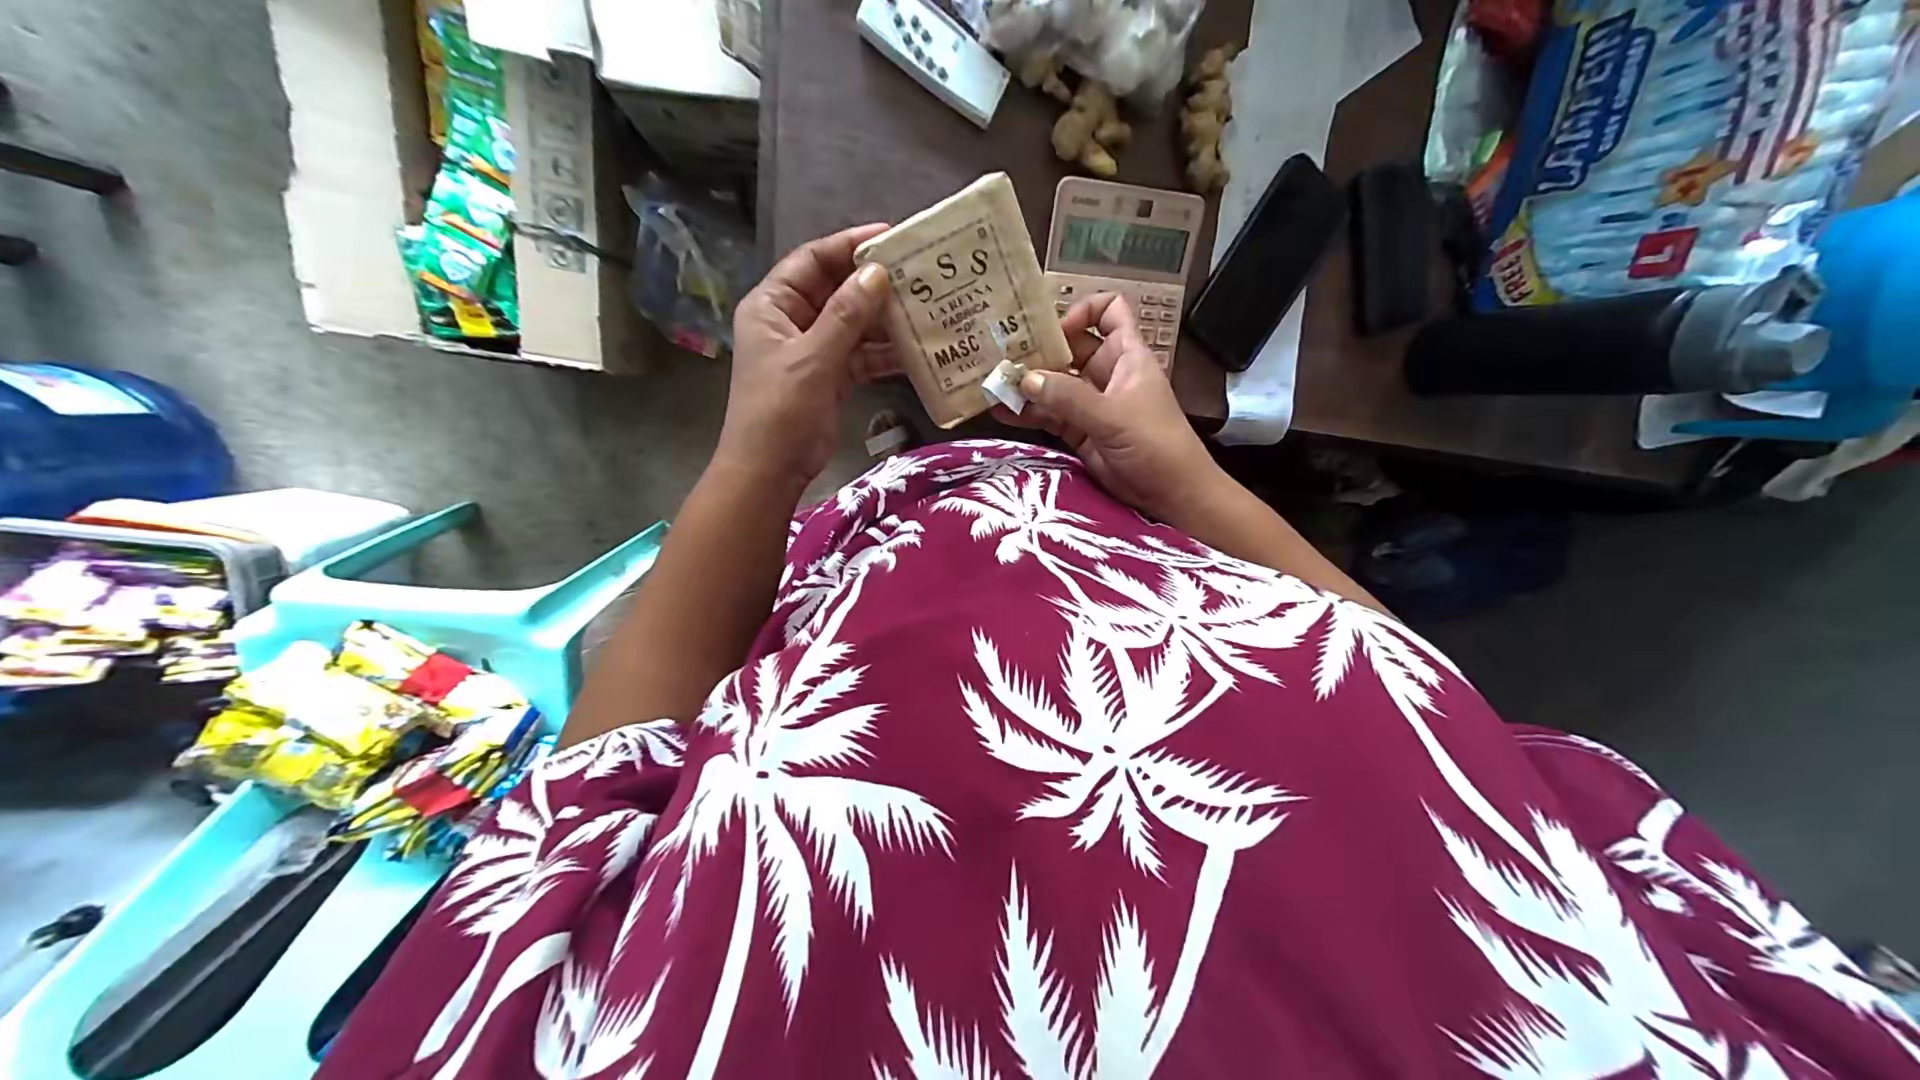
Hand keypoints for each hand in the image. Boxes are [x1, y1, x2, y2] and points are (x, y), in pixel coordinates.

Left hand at [719, 223, 894, 488]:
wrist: (770, 470)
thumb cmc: (779, 410)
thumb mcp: (812, 357)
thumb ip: (846, 315)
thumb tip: (877, 273)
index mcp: (773, 305)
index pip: (812, 261)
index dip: (848, 246)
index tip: (890, 238)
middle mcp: (792, 322)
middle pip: (837, 291)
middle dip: (874, 284)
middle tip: (918, 274)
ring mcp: (813, 350)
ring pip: (854, 325)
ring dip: (885, 321)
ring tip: (925, 308)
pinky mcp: (831, 377)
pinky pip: (862, 356)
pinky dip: (884, 355)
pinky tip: (915, 350)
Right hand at [997, 293, 1230, 525]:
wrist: (1170, 494)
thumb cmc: (1155, 444)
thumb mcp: (1112, 416)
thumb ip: (1068, 397)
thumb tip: (1026, 379)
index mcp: (1126, 356)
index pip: (1109, 312)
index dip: (1083, 312)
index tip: (1054, 329)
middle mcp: (1106, 374)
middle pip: (1069, 348)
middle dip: (1039, 349)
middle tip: (1002, 355)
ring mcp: (1090, 404)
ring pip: (1054, 383)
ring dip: (1027, 384)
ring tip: (994, 384)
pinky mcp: (1078, 431)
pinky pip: (1048, 415)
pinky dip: (1027, 413)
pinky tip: (1001, 412)